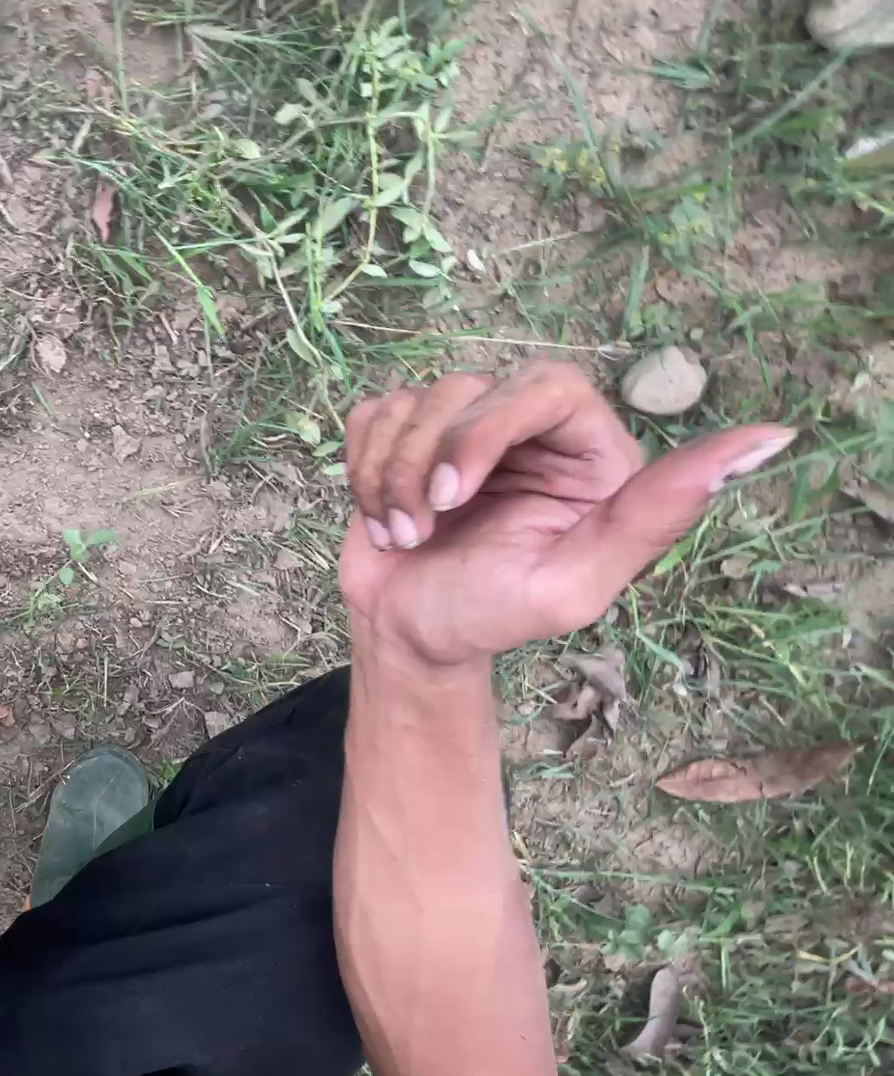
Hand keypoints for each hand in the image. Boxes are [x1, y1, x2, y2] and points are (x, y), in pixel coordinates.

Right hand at [339, 360, 794, 665]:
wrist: (404, 633)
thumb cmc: (484, 617)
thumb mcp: (570, 584)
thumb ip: (652, 516)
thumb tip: (771, 437)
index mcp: (586, 458)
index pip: (545, 387)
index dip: (484, 429)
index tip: (449, 496)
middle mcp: (523, 433)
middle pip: (465, 387)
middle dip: (421, 459)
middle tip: (413, 529)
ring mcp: (453, 434)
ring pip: (408, 403)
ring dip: (384, 475)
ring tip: (399, 534)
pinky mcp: (397, 442)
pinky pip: (369, 418)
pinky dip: (359, 467)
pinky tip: (376, 511)